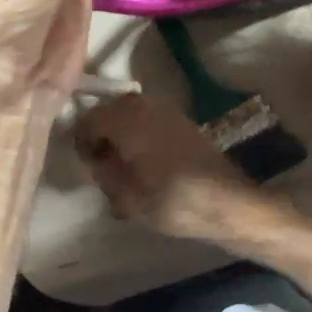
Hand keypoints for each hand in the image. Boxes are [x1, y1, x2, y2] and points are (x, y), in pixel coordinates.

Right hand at [73, 93, 281, 240]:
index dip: (82, 141)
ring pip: (132, 115)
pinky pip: (151, 121)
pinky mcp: (185, 124)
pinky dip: (142, 136)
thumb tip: (95, 160)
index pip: (90, 119)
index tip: (87, 166)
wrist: (229, 203)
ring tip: (124, 166)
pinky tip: (147, 164)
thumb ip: (104, 174)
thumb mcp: (128, 198)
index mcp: (128, 121)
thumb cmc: (174, 202)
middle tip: (103, 166)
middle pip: (111, 112)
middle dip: (102, 134)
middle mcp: (147, 107)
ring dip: (122, 134)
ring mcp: (170, 112)